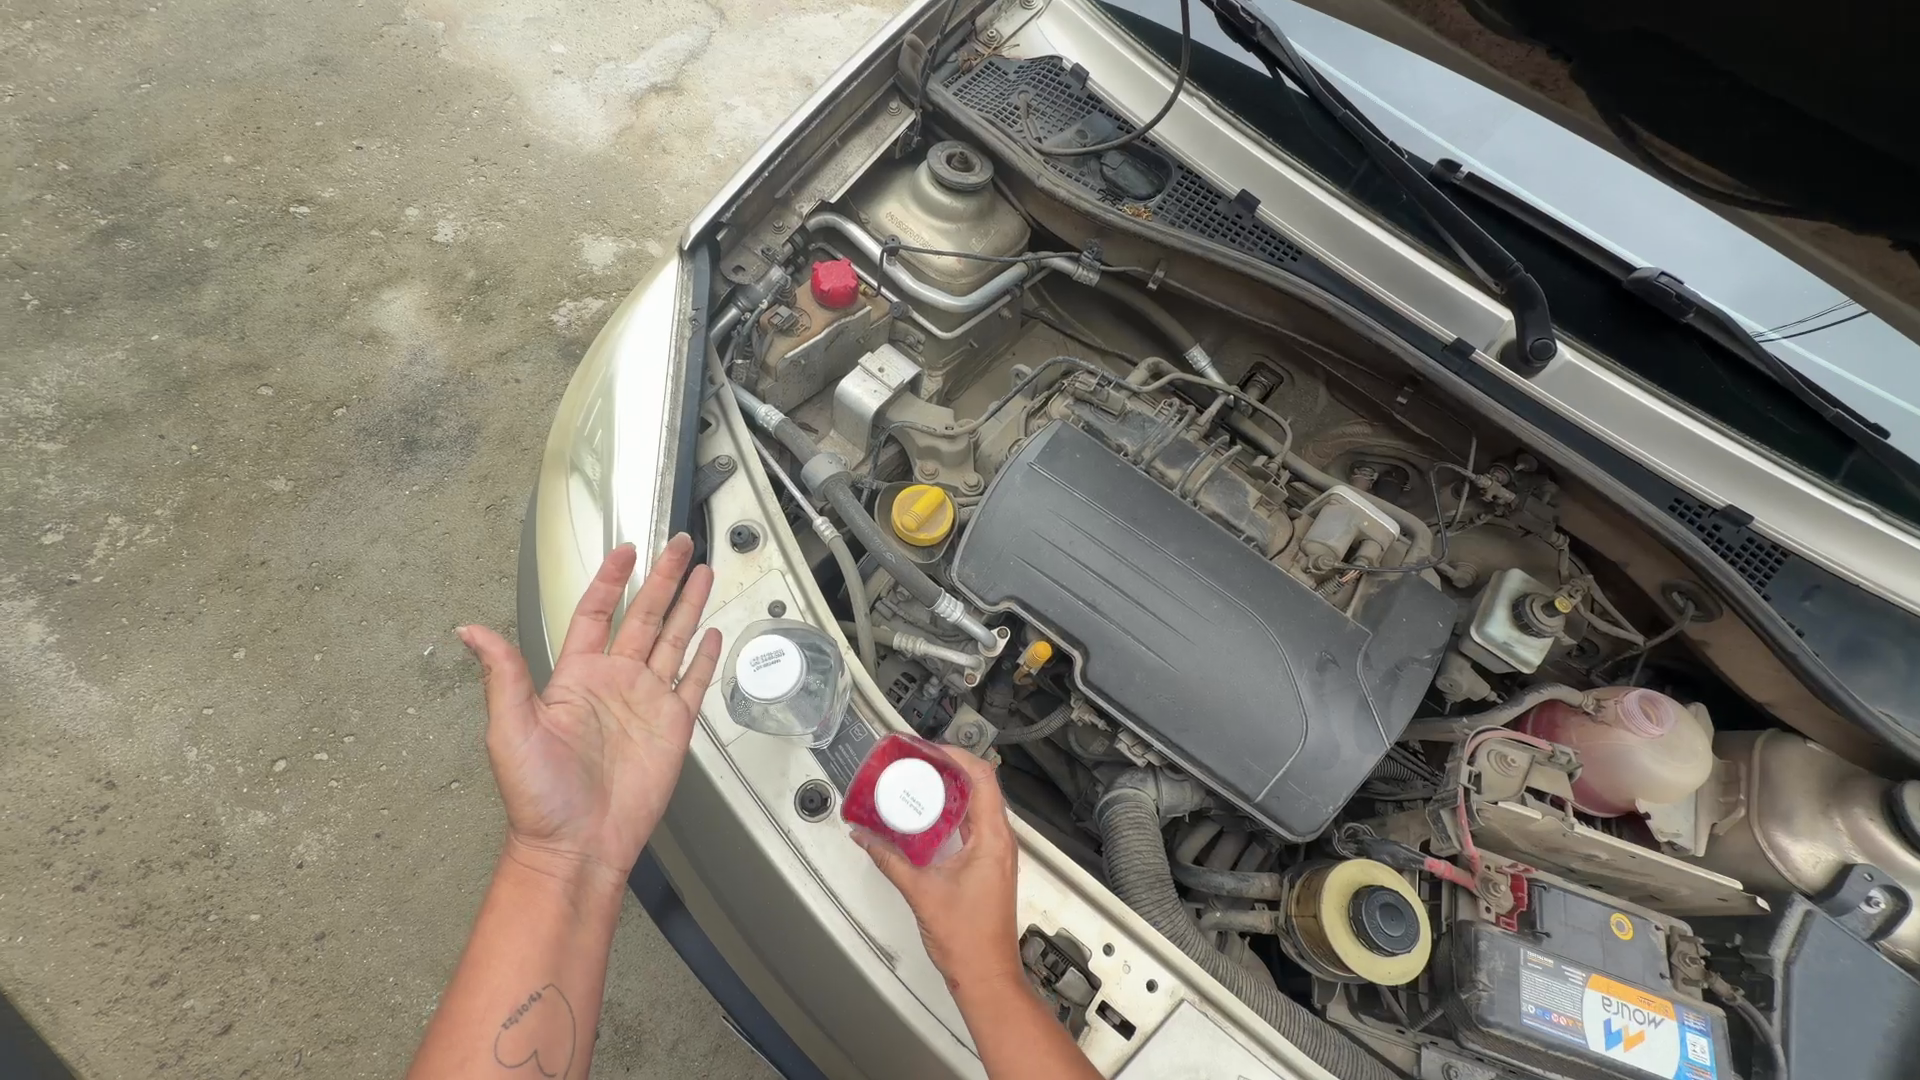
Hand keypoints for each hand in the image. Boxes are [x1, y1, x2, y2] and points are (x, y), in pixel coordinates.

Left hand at [458, 535, 720, 887]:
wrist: (578, 845)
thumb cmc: (539, 797)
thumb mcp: (510, 732)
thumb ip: (504, 677)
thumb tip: (471, 632)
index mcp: (577, 677)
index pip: (596, 614)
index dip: (611, 580)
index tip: (625, 551)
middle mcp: (616, 681)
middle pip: (646, 616)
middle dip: (663, 578)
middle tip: (679, 546)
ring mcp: (648, 700)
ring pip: (675, 639)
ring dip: (690, 606)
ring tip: (703, 575)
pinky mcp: (674, 724)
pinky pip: (693, 681)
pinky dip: (705, 657)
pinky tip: (712, 635)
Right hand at [854, 746, 1023, 995]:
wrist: (987, 977)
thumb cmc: (968, 941)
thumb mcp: (921, 892)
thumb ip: (890, 859)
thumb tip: (866, 836)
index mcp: (992, 838)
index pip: (982, 777)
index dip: (958, 756)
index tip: (931, 750)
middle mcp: (1001, 840)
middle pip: (981, 786)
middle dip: (950, 768)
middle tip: (919, 761)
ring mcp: (997, 852)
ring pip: (978, 804)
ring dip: (952, 789)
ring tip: (921, 781)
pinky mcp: (990, 864)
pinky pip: (974, 824)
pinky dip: (953, 812)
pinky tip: (929, 817)